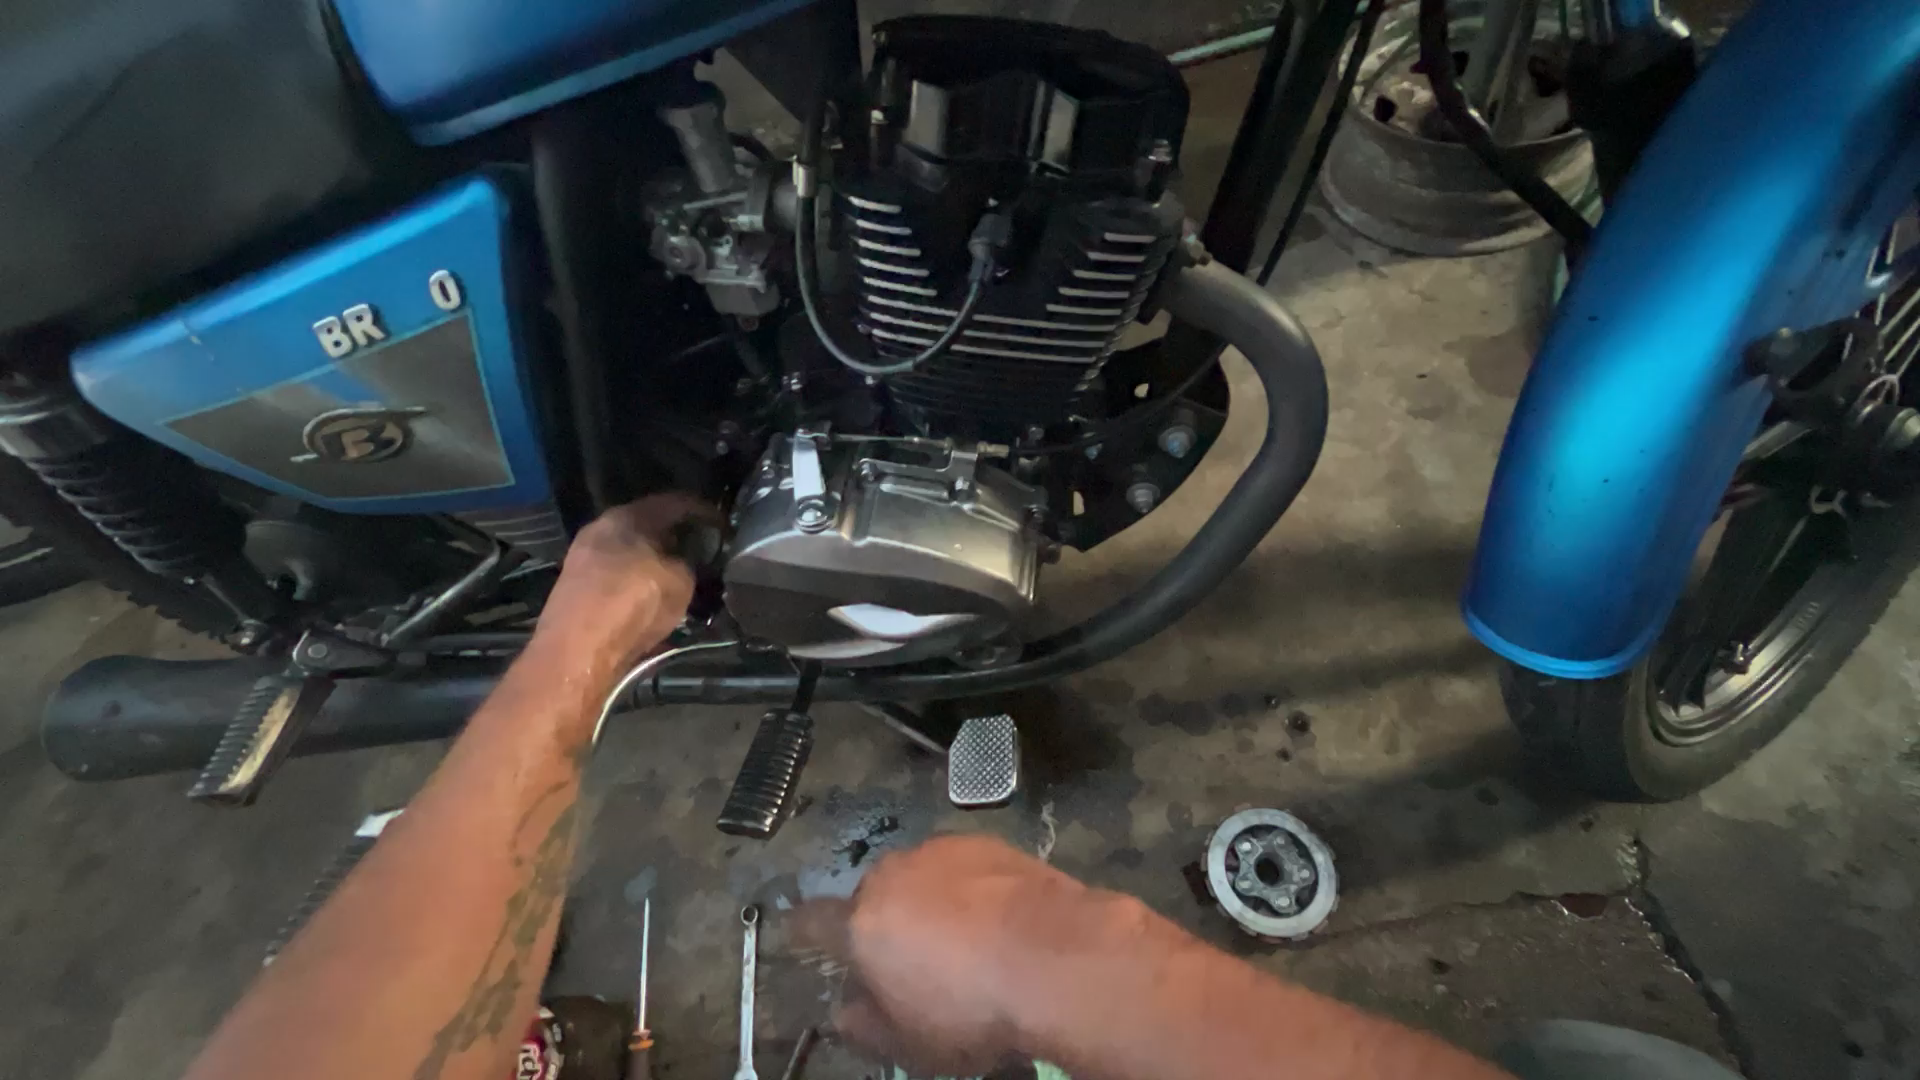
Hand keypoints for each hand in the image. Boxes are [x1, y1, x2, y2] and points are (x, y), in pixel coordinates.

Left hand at [529, 495, 707, 686]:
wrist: (578, 650)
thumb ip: (690, 562)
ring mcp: (584, 555)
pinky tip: (654, 594)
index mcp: (627, 516)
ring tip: (682, 575)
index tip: (723, 525)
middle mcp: (601, 528)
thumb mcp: (682, 580)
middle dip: (677, 536)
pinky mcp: (576, 585)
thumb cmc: (634, 603)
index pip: (675, 502)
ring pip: (632, 549)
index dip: (705, 512)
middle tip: (703, 550)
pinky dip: (639, 577)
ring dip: (657, 559)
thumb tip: (690, 560)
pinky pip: (618, 571)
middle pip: (648, 524)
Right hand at [797, 835, 1157, 1074]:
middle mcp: (892, 875)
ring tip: (957, 935)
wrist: (1051, 952)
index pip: (814, 921)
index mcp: (863, 923)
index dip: (804, 928)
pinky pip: (957, 865)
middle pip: (873, 895)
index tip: (798, 930)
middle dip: (882, 920)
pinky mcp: (980, 841)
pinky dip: (962, 884)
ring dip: (924, 898)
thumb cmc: (970, 1008)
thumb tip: (844, 1012)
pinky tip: (990, 913)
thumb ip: (868, 1025)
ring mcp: (938, 851)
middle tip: (907, 954)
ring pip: (917, 875)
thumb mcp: (911, 1043)